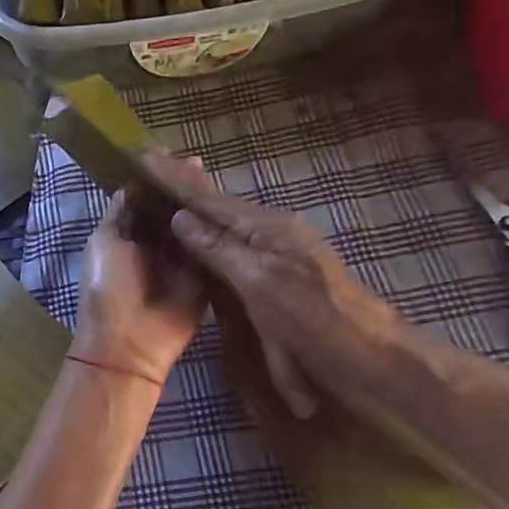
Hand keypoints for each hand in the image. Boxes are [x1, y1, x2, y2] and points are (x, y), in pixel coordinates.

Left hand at [71, 155, 207, 383]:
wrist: (128, 341)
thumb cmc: (107, 287)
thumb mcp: (105, 240)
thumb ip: (122, 210)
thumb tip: (135, 181)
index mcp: (129, 235)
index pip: (148, 200)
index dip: (159, 180)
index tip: (172, 153)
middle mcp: (156, 245)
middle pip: (174, 211)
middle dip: (183, 189)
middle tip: (200, 163)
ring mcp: (182, 261)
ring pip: (194, 226)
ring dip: (201, 205)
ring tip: (213, 177)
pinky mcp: (203, 277)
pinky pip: (212, 249)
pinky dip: (217, 230)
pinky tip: (226, 206)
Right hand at [168, 186, 401, 417]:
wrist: (364, 352)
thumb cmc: (310, 319)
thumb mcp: (259, 283)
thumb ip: (220, 250)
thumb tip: (181, 218)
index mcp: (266, 227)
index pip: (210, 199)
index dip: (176, 180)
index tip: (144, 157)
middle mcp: (271, 231)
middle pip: (219, 206)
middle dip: (186, 188)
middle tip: (149, 168)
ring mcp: (277, 252)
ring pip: (228, 225)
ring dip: (198, 209)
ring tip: (167, 194)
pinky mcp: (278, 273)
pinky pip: (235, 246)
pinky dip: (211, 236)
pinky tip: (200, 239)